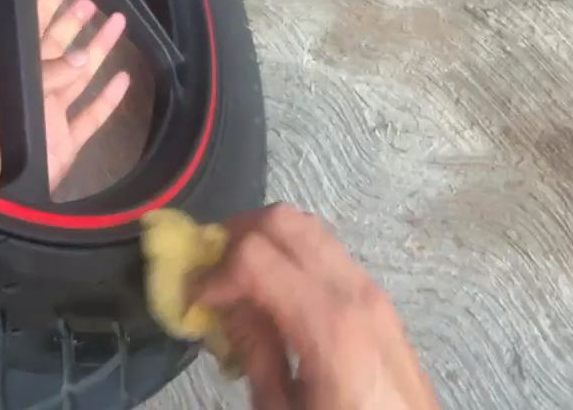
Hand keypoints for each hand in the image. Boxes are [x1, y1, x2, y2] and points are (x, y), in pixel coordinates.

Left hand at [0, 0, 131, 191]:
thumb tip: (86, 57)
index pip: (32, 29)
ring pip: (80, 76)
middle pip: (59, 47)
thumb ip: (48, 77)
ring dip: (98, 49)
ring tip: (117, 22)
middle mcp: (32, 90)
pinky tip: (122, 79)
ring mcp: (50, 117)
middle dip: (74, 20)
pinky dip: (107, 99)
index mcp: (9, 75)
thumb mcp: (9, 101)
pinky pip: (90, 116)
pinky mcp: (65, 144)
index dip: (48, 3)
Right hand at [195, 204, 438, 409]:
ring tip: (239, 278)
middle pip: (284, 221)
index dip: (214, 271)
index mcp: (330, 325)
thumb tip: (226, 306)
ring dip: (266, 239)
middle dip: (237, 236)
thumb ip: (254, 353)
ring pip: (308, 226)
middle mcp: (354, 291)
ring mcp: (372, 289)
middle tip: (210, 271)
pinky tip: (276, 292)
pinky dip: (293, 254)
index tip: (193, 298)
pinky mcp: (379, 299)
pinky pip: (328, 252)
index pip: (256, 255)